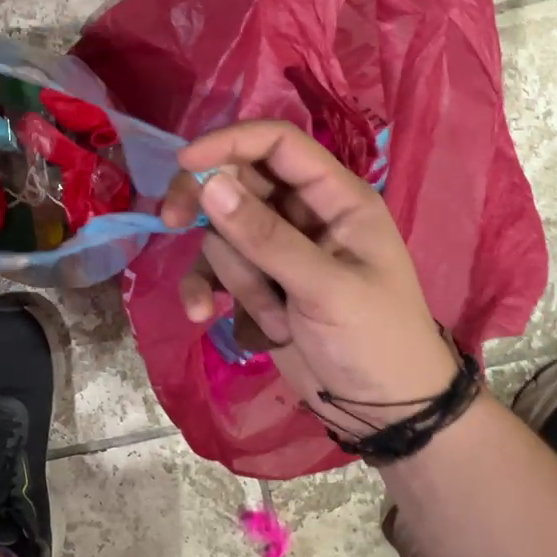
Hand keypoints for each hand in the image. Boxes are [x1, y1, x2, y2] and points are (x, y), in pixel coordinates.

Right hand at [160, 121, 458, 432]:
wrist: (384, 414)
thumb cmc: (375, 342)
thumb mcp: (325, 288)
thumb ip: (265, 236)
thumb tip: (208, 184)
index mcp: (337, 199)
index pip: (278, 144)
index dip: (230, 142)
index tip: (183, 163)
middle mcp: (303, 215)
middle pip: (236, 183)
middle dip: (208, 207)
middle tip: (172, 220)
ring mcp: (276, 252)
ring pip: (222, 234)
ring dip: (232, 275)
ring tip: (272, 316)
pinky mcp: (256, 285)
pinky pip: (213, 272)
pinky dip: (205, 292)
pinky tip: (202, 316)